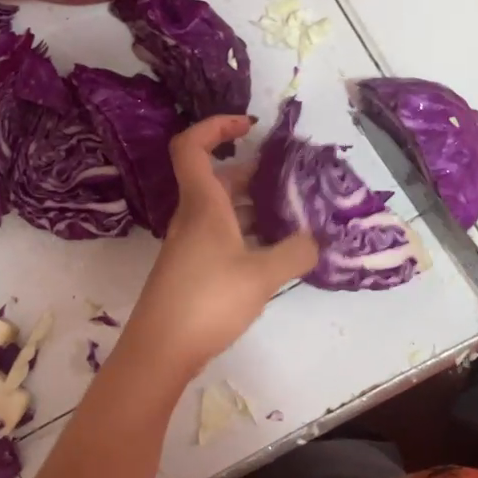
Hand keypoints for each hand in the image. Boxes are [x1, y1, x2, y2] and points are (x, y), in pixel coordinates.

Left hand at [119, 116, 319, 370]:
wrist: (160, 350)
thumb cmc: (207, 301)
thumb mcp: (262, 276)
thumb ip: (295, 253)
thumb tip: (318, 240)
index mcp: (203, 205)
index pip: (193, 146)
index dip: (216, 126)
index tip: (249, 126)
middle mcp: (192, 217)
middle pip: (217, 178)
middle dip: (253, 173)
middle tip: (291, 179)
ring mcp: (190, 244)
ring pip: (222, 210)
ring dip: (253, 206)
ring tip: (293, 215)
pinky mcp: (192, 269)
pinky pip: (221, 235)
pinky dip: (246, 233)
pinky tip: (273, 251)